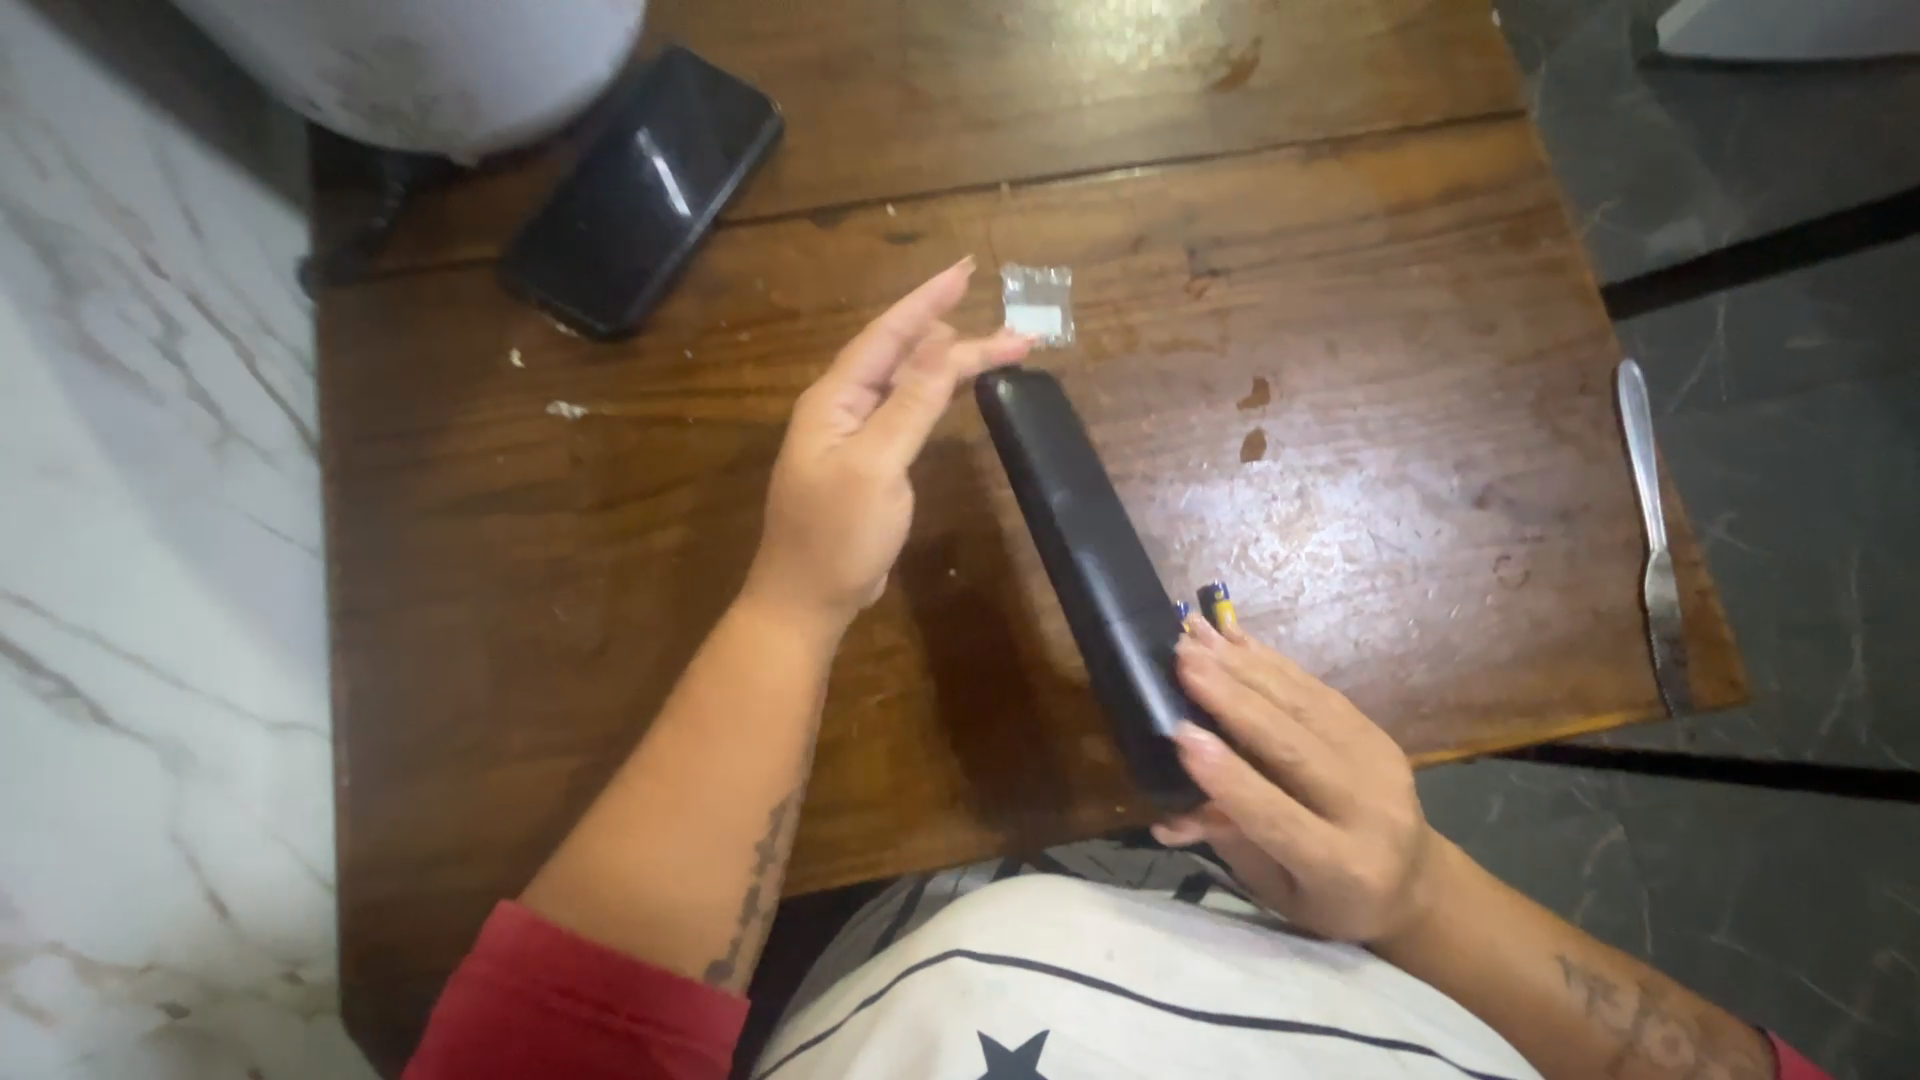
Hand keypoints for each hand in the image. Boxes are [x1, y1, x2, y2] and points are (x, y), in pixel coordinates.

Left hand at [742, 257, 1032, 631]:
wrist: (809, 597)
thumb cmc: (837, 535)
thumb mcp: (876, 465)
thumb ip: (910, 404)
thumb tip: (943, 343)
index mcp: (835, 398)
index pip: (888, 335)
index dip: (929, 301)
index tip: (968, 270)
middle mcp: (842, 407)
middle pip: (903, 355)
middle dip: (956, 336)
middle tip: (1013, 332)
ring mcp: (855, 436)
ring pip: (907, 384)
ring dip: (950, 365)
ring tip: (997, 349)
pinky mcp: (870, 464)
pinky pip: (906, 414)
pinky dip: (936, 397)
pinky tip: (953, 389)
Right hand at [1152, 616, 1447, 943]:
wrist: (1415, 881)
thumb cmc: (1329, 896)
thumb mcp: (1278, 890)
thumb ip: (1229, 844)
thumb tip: (1167, 820)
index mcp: (1343, 867)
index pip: (1279, 816)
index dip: (1230, 776)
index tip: (1181, 735)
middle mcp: (1369, 810)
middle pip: (1295, 748)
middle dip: (1233, 700)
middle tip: (1182, 662)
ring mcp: (1378, 762)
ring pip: (1304, 706)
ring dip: (1244, 665)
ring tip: (1196, 636)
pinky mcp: (1375, 731)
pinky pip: (1316, 689)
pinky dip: (1269, 659)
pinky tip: (1231, 635)